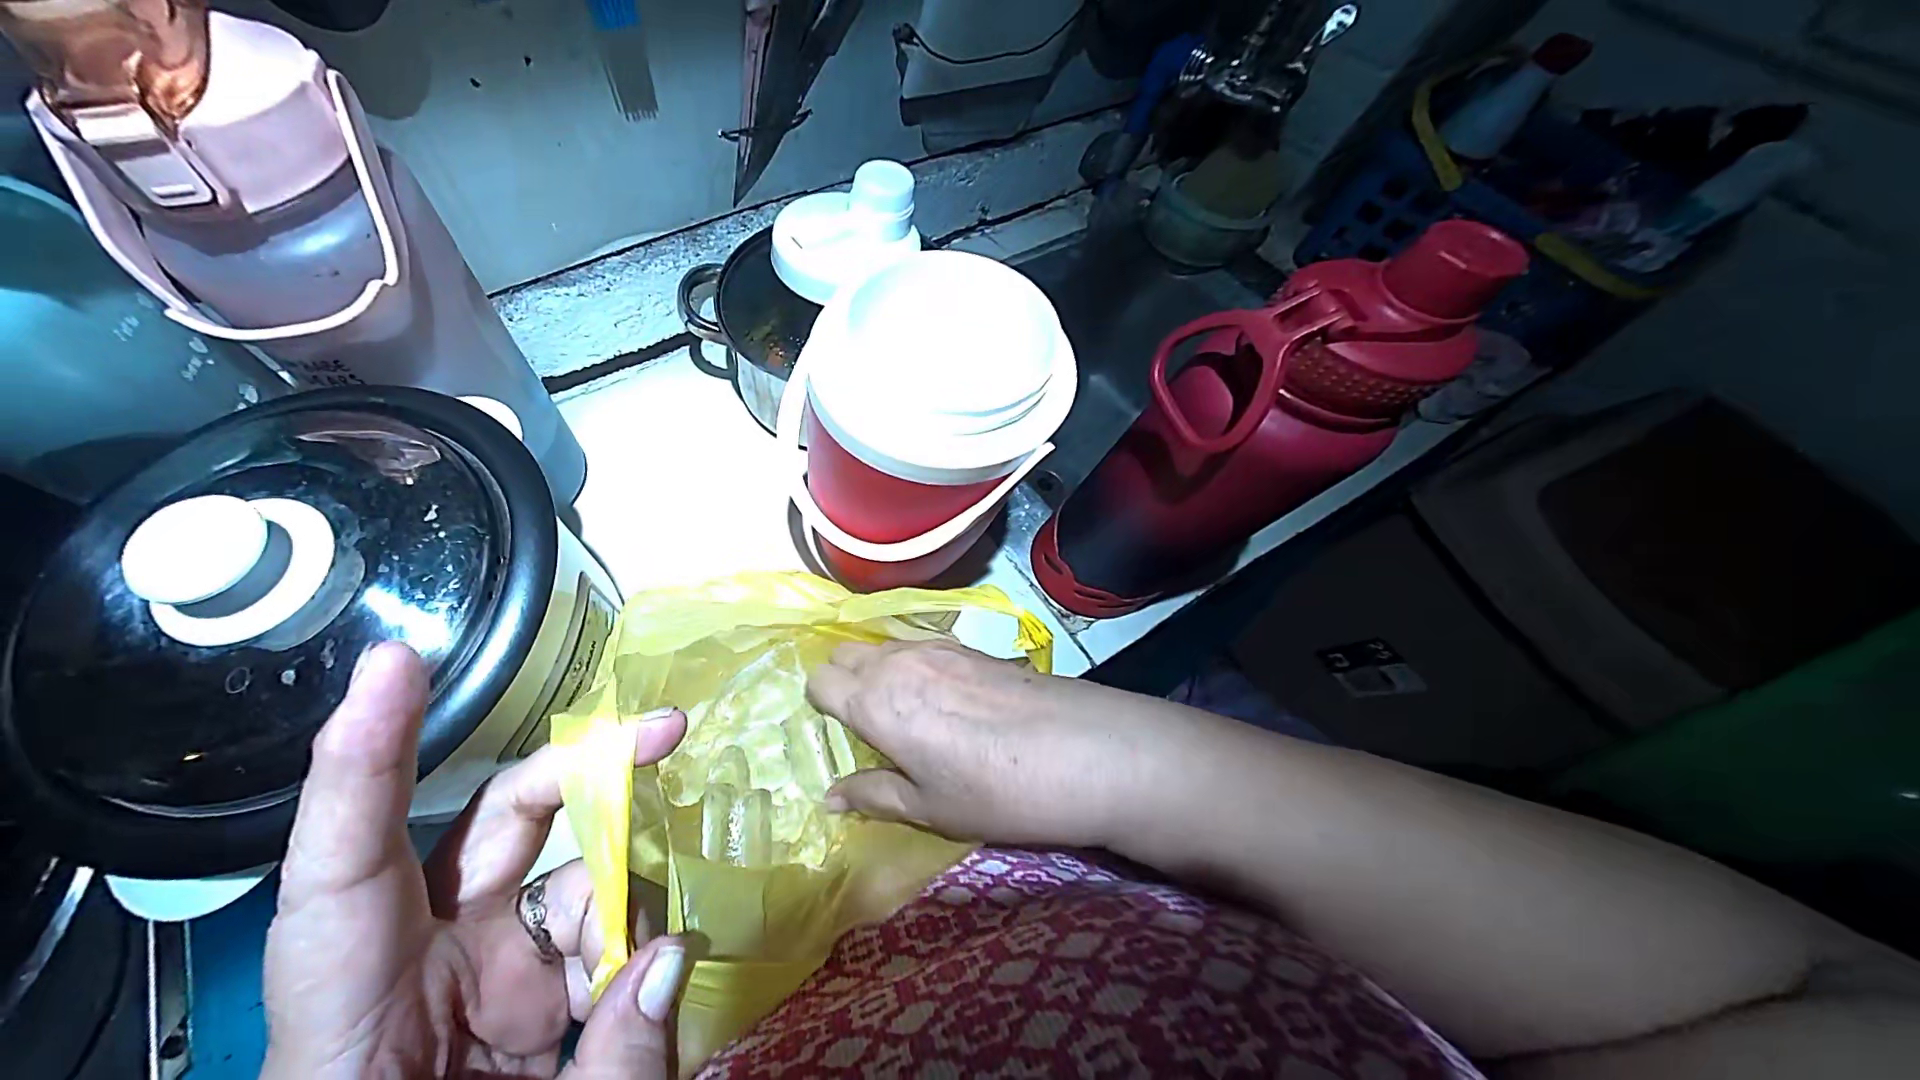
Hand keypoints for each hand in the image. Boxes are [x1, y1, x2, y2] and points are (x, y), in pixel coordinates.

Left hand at [262, 642, 691, 1078]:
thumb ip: (606, 1063)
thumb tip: (673, 955)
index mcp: (354, 1019)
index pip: (339, 869)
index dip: (361, 758)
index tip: (394, 664)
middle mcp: (411, 967)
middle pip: (493, 826)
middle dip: (580, 772)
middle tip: (666, 733)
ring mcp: (469, 969)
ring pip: (558, 869)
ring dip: (618, 890)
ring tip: (636, 956)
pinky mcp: (514, 984)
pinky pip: (583, 921)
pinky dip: (625, 931)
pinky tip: (635, 969)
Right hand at [806, 640, 1165, 848]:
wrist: (1086, 750)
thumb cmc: (998, 791)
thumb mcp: (930, 807)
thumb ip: (873, 795)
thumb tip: (830, 797)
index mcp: (876, 700)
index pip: (820, 681)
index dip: (823, 707)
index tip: (844, 737)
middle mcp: (900, 661)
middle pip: (846, 654)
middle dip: (845, 682)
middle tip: (871, 727)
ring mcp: (939, 647)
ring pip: (884, 645)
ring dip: (880, 671)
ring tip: (910, 715)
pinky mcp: (972, 646)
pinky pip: (921, 646)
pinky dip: (915, 665)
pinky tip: (948, 701)